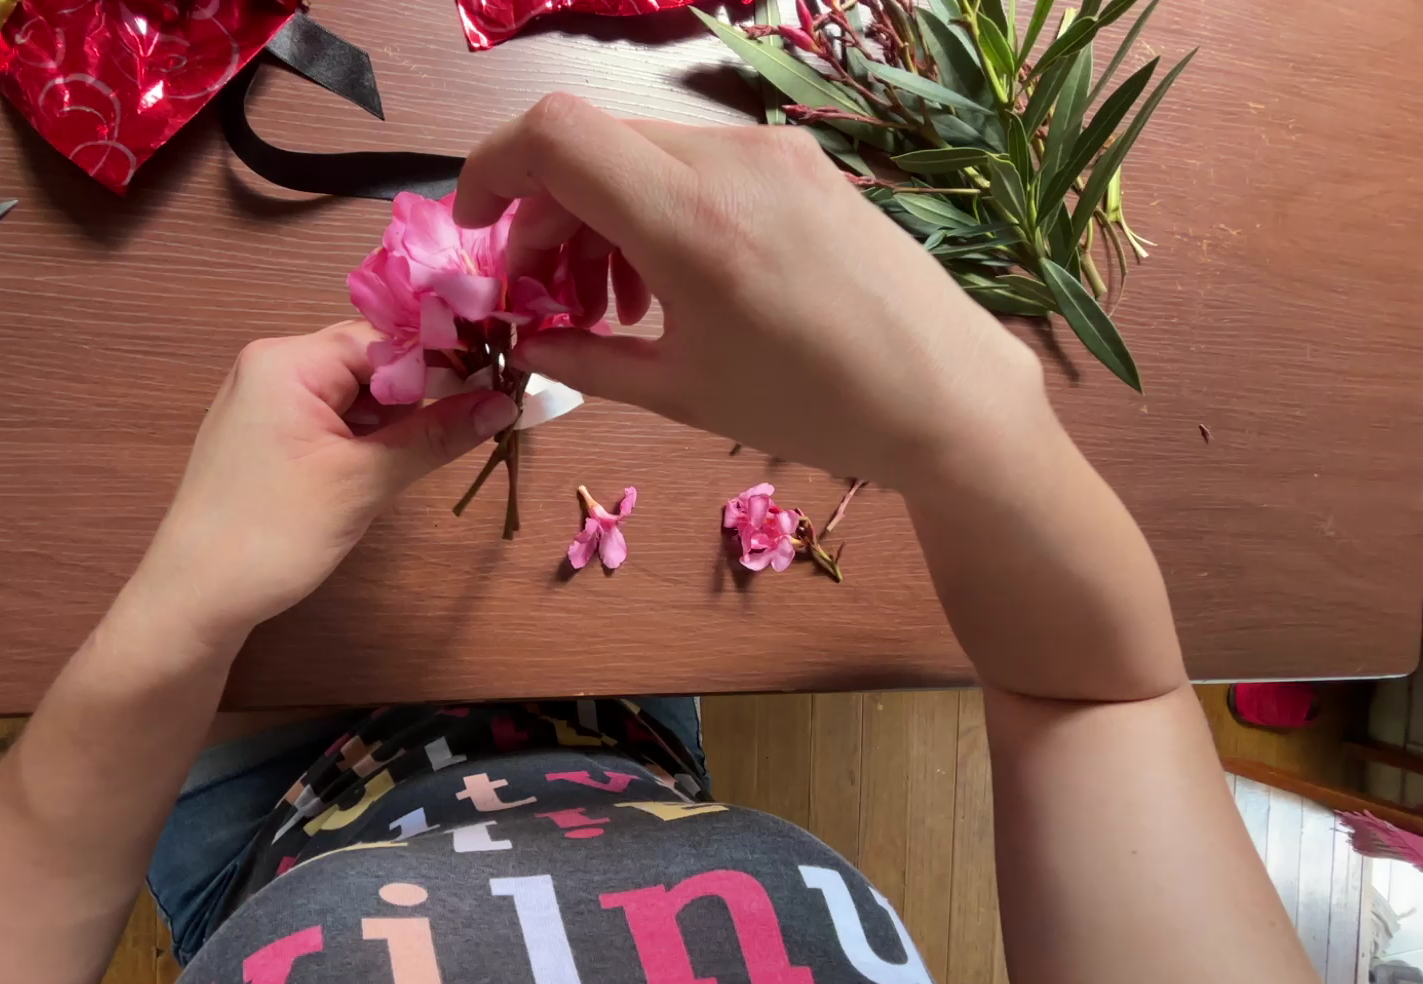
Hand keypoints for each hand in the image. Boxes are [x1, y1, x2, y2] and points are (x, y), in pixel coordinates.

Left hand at [120, 323, 516, 651]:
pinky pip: (338, 418)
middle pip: (372, 361)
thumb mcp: (363, 481)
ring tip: (431, 449)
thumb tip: (505, 403)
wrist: (196, 599)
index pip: (384, 339)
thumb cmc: (274, 533)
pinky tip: (388, 465)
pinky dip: (371, 437)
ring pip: (358, 393)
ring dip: (398, 419)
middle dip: (422, 393)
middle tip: (474, 420)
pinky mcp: (274, 435)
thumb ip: (436, 435)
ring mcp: (271, 401)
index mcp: (288, 361)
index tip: (497, 384)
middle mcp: (276, 366)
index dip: (442, 360)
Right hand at [455, 93, 1049, 482]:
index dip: (491, 169)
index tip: (478, 230)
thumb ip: (586, 361)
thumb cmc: (810, 407)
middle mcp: (728, 161)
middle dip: (548, 219)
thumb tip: (526, 343)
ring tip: (617, 305)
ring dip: (602, 220)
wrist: (943, 396)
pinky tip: (672, 281)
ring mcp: (771, 153)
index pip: (553, 136)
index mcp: (690, 222)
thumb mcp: (680, 394)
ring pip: (643, 156)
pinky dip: (656, 214)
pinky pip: (698, 168)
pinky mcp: (800, 165)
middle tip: (554, 297)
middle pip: (592, 148)